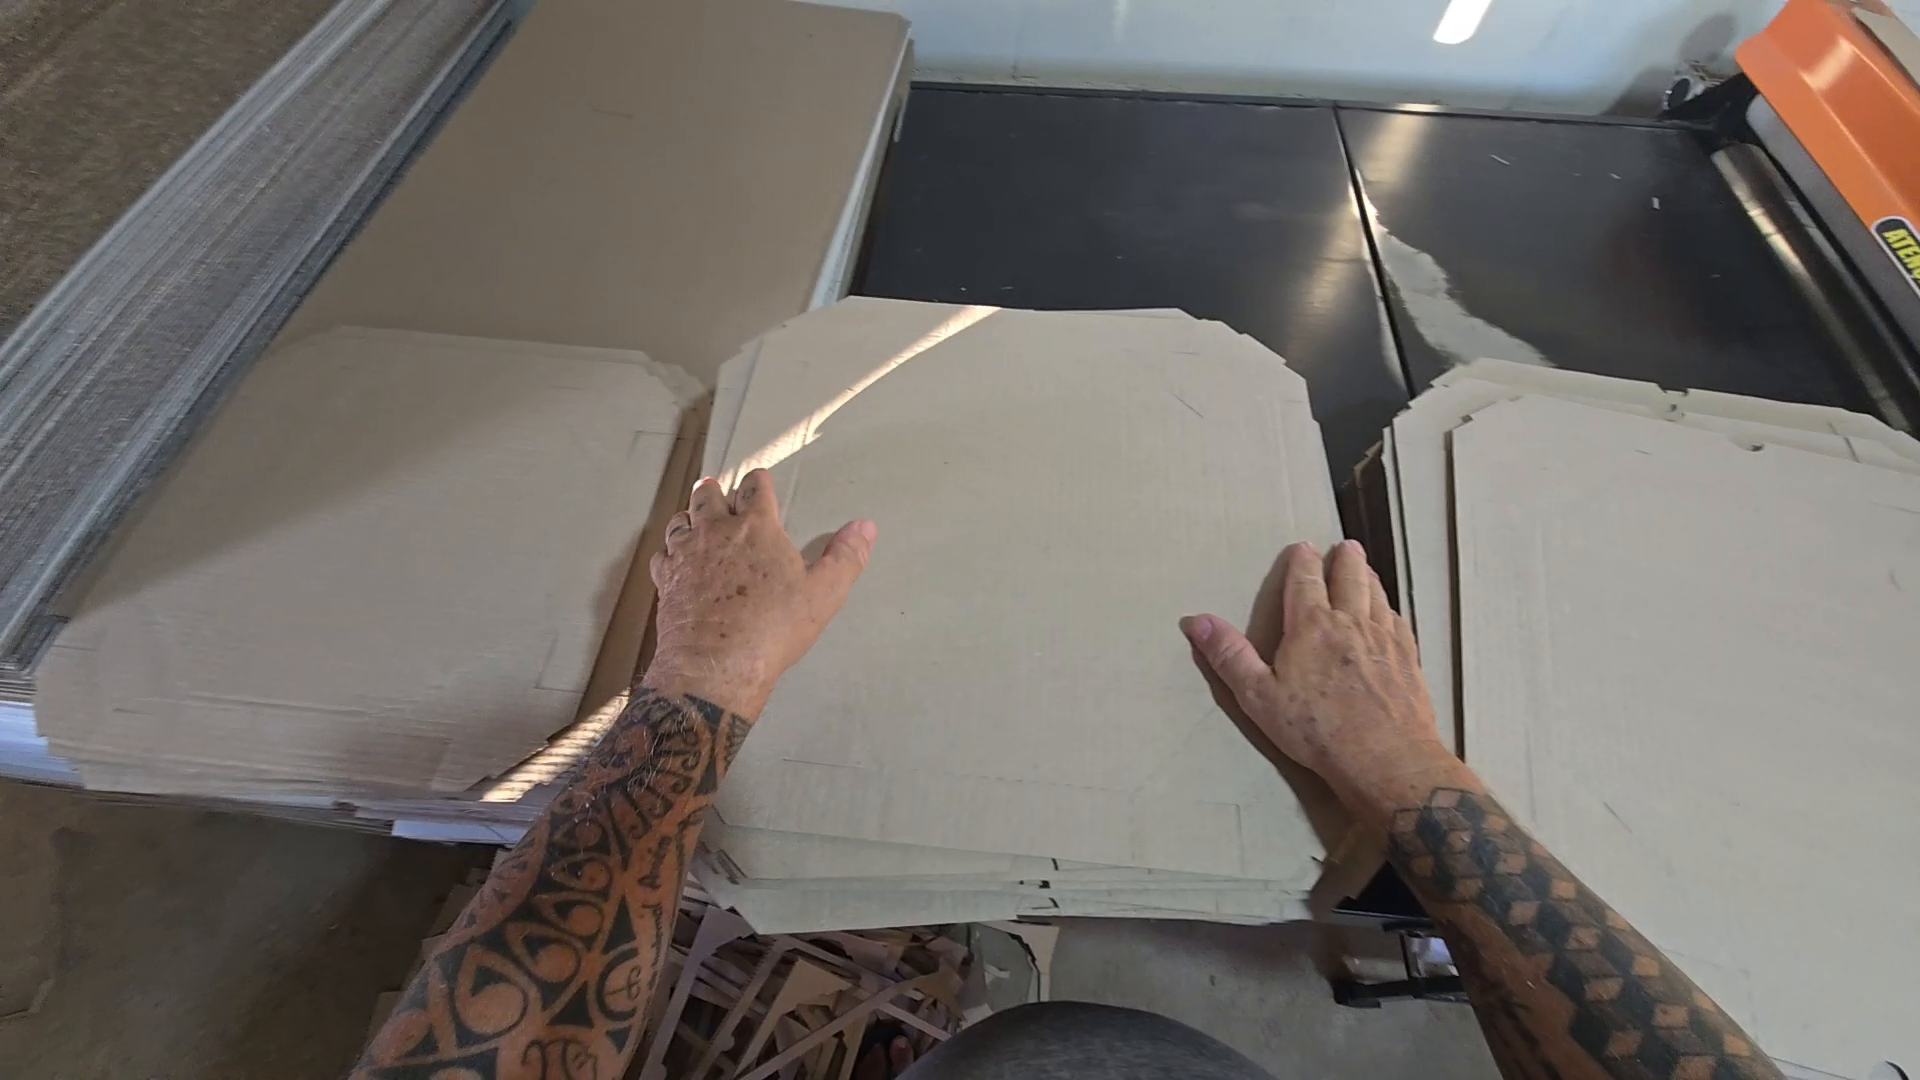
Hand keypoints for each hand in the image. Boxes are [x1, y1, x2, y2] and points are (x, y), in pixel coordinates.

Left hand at [641, 469, 875, 718]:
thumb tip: (866, 525)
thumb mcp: (825, 593)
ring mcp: (686, 555)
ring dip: (690, 516)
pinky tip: (674, 558)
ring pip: (681, 521)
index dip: (758, 481)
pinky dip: (670, 550)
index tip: (759, 479)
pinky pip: (663, 554)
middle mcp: (716, 531)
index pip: (755, 488)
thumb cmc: (776, 627)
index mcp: (757, 527)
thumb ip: (847, 556)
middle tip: (714, 487)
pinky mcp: (666, 581)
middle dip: (714, 490)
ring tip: (694, 517)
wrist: (717, 666)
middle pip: (708, 497)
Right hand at [1181, 540, 1453, 821]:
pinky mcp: (1408, 663)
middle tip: (1345, 545)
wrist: (1386, 759)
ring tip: (1365, 567)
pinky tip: (1391, 613)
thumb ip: (1229, 655)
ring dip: (1370, 578)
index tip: (1303, 546)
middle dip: (1345, 560)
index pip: (1305, 583)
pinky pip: (1399, 624)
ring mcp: (1385, 642)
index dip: (1302, 562)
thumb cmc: (1314, 728)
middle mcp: (1351, 624)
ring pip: (1377, 597)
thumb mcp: (1257, 694)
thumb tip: (1196, 620)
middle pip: (1350, 580)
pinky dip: (1391, 609)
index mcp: (1311, 627)